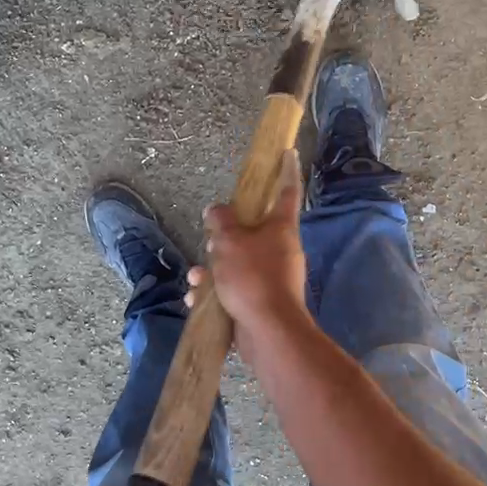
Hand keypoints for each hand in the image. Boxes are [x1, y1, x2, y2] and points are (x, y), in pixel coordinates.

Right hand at [190, 149, 309, 364]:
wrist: (269, 332)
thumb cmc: (253, 277)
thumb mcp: (229, 241)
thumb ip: (220, 221)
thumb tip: (216, 212)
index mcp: (281, 228)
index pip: (286, 190)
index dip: (286, 170)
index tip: (289, 153)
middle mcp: (280, 249)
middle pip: (252, 230)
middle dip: (225, 236)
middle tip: (211, 238)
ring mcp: (272, 277)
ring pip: (236, 262)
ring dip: (213, 268)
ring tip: (198, 277)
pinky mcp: (260, 301)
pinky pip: (233, 288)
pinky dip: (214, 293)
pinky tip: (198, 300)